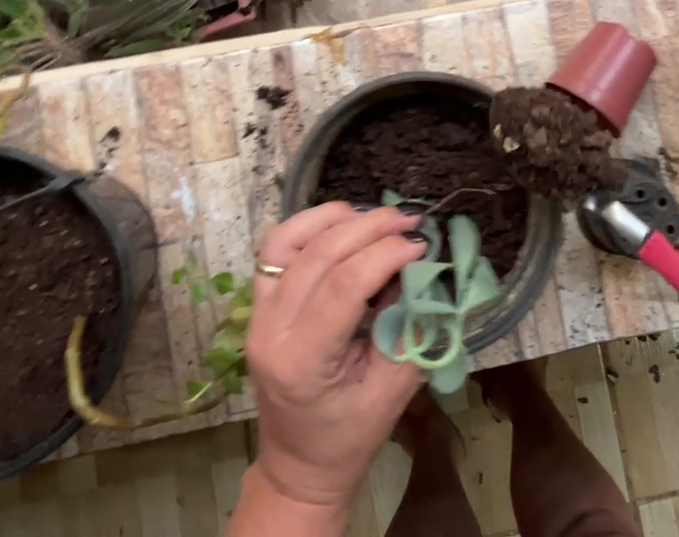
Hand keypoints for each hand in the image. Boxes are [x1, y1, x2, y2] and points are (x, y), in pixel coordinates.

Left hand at [244, 202, 428, 507]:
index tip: (421, 244)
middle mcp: (270, 331)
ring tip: (377, 216)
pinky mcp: (258, 303)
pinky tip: (344, 222)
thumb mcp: (394, 388)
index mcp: (302, 362)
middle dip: (369, 227)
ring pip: (289, 242)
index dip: (385, 254)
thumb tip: (418, 269)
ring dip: (335, 219)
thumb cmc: (351, 435)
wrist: (299, 463)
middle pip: (318, 255)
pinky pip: (277, 249)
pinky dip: (311, 225)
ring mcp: (257, 314)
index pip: (343, 285)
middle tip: (409, 219)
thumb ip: (408, 327)